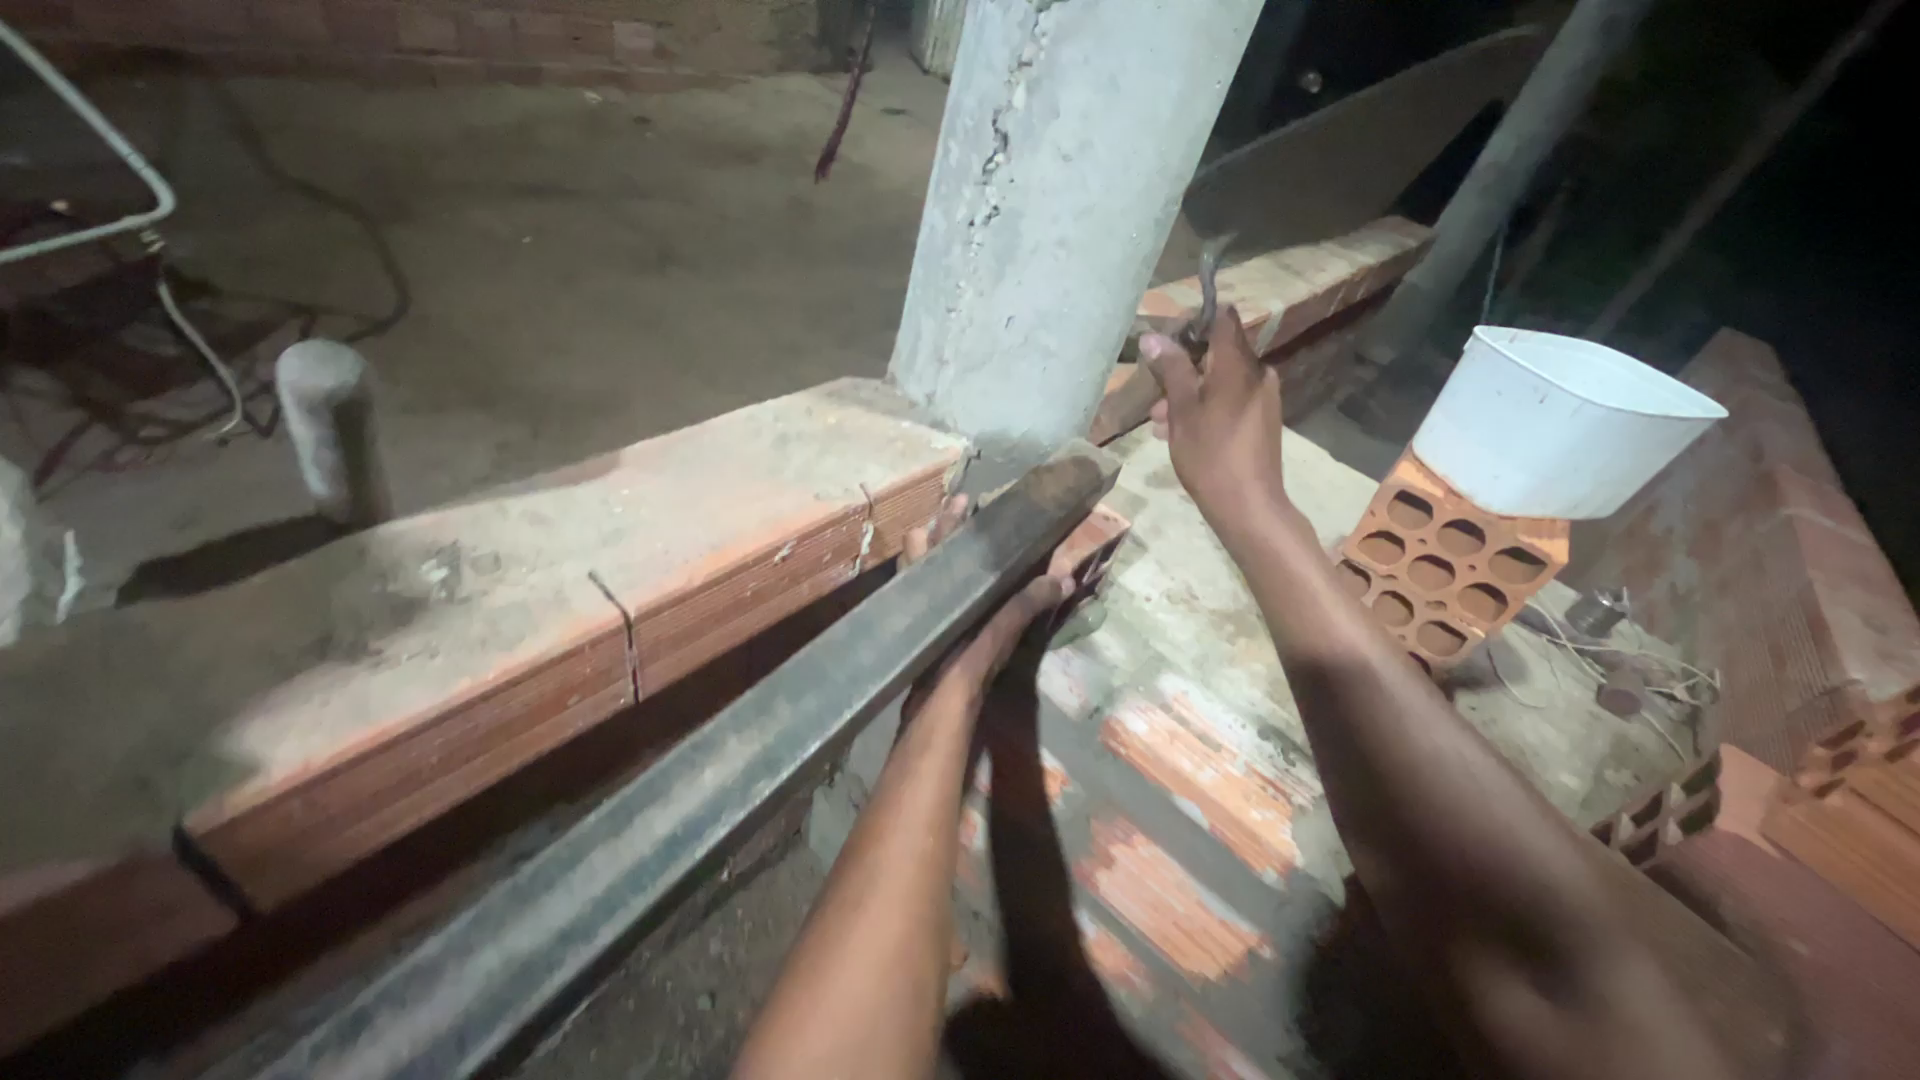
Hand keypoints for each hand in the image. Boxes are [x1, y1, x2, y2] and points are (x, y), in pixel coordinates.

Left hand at [899, 495, 1070, 715]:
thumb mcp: (995, 634)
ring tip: (958, 540)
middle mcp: (915, 593)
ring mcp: (915, 613)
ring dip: (936, 554)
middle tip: (961, 509)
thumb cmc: (958, 667)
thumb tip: (1062, 578)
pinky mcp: (924, 634)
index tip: (965, 499)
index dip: (948, 518)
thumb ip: (1024, 606)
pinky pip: (931, 597)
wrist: (934, 715)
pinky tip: (960, 589)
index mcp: (927, 586)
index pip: (933, 540)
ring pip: (919, 571)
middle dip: (939, 529)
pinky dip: (943, 584)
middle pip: (919, 549)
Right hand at [1144, 306, 1291, 534]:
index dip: (1194, 323)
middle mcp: (1258, 374)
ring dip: (1190, 394)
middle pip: (1218, 354)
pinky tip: (1183, 434)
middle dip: (1184, 369)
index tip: (1168, 340)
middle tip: (1155, 395)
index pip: (1222, 320)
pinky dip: (1207, 408)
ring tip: (1161, 423)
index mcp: (1239, 365)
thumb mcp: (1182, 411)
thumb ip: (1171, 370)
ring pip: (1221, 382)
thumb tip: (1153, 337)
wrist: (1248, 505)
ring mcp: (1264, 398)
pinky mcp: (1263, 420)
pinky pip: (1231, 401)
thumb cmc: (1210, 455)